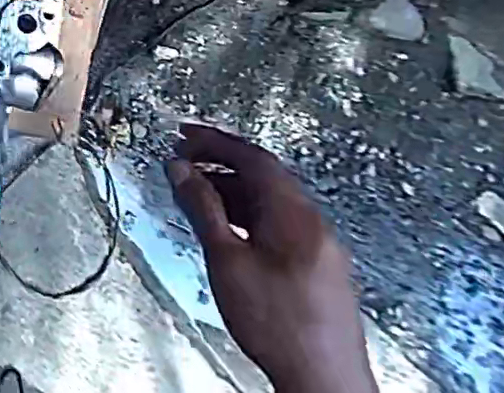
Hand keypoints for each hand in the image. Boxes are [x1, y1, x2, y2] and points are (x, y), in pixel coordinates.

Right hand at [166, 123, 376, 392]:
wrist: (324, 387)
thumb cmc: (275, 322)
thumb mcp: (226, 258)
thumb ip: (202, 206)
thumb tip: (179, 168)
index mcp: (296, 215)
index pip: (254, 158)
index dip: (215, 141)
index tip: (184, 135)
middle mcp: (314, 224)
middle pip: (265, 176)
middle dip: (221, 161)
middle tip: (184, 157)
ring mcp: (321, 247)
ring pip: (271, 199)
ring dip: (232, 187)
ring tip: (195, 190)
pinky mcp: (319, 268)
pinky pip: (279, 221)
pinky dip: (248, 210)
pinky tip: (225, 223)